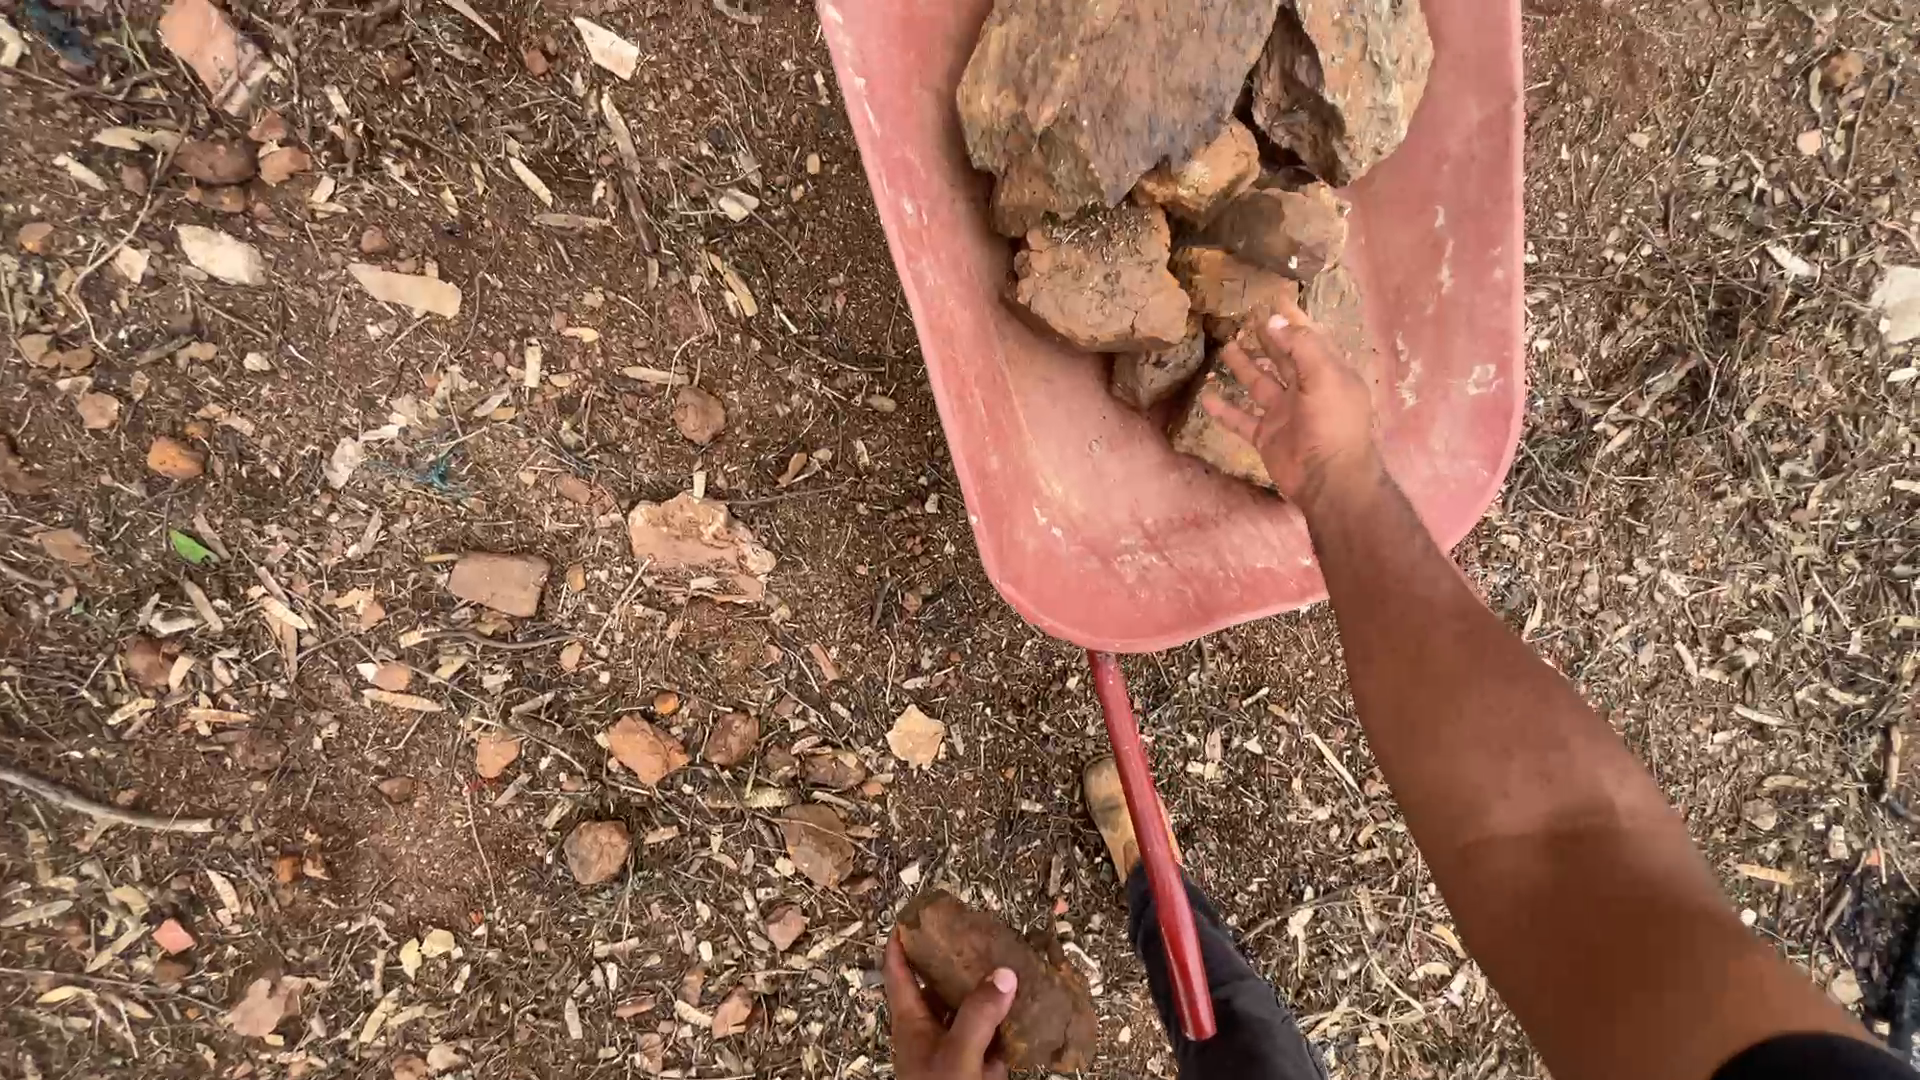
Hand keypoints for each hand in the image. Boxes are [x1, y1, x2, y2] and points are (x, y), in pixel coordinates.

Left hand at [884, 931, 1017, 1079]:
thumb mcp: (957, 1053)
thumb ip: (979, 1013)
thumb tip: (1005, 972)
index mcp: (910, 1021)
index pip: (898, 971)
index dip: (901, 941)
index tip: (912, 914)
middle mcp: (928, 1033)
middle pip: (938, 986)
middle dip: (956, 960)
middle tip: (978, 934)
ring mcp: (951, 1052)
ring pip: (968, 1012)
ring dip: (986, 992)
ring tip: (1008, 964)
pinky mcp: (973, 1071)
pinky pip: (991, 1040)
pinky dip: (1006, 1024)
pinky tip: (1026, 1009)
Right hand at [1202, 293, 1381, 516]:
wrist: (1328, 480)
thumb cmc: (1333, 425)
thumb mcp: (1324, 378)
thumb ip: (1301, 348)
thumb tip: (1275, 320)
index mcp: (1328, 373)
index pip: (1309, 339)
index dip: (1293, 319)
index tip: (1275, 298)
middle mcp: (1306, 390)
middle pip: (1283, 358)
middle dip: (1267, 338)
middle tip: (1245, 319)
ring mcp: (1284, 414)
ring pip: (1259, 384)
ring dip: (1244, 366)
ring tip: (1225, 347)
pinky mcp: (1266, 435)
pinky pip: (1240, 418)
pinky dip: (1224, 409)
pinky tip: (1206, 396)